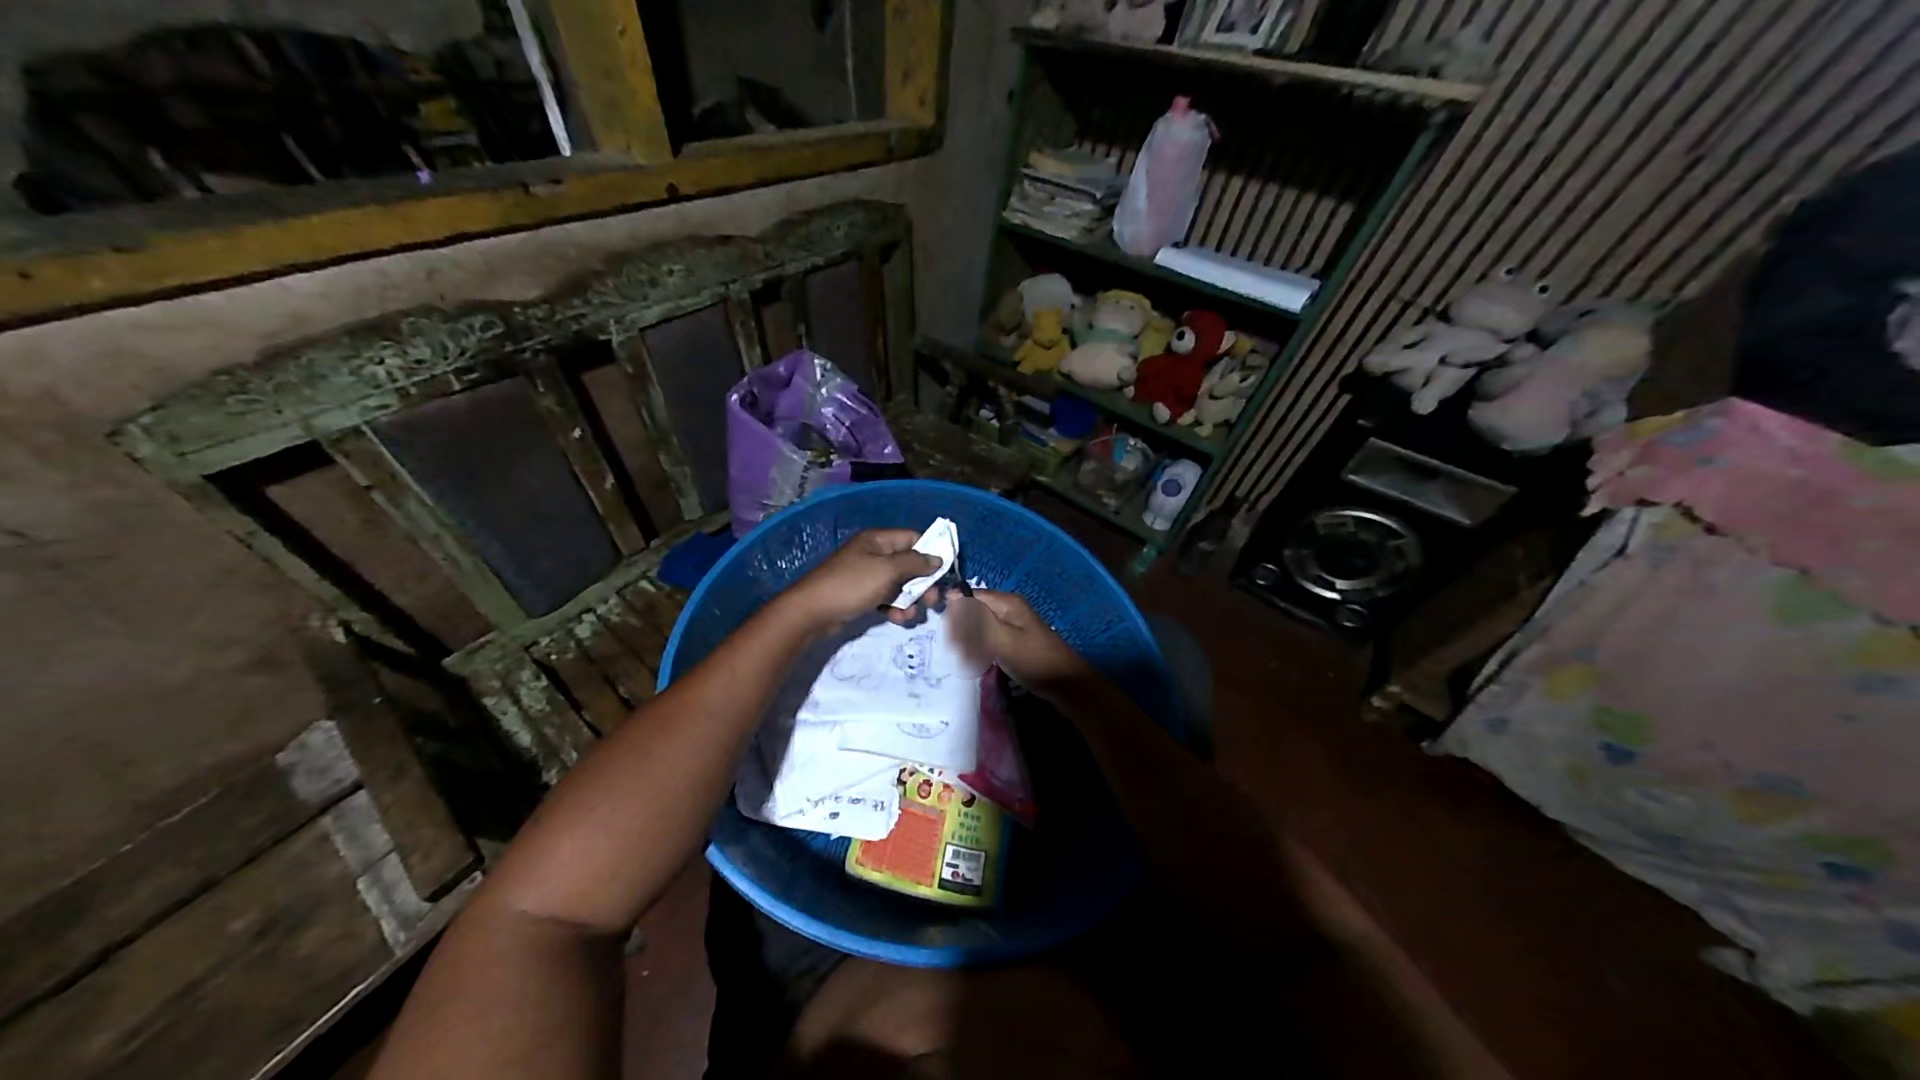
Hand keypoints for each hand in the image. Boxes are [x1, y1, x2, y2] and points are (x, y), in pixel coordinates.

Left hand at [780, 529, 939, 630]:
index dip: (931, 552)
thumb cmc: (851, 584)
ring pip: (900, 584)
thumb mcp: (887, 570)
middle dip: (923, 582)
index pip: (913, 538)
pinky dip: (895, 607)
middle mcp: (874, 554)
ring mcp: (867, 575)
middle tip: (933, 600)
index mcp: (878, 540)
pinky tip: (897, 618)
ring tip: (911, 614)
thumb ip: (915, 563)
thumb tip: (937, 558)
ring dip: (910, 599)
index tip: (946, 571)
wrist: (812, 611)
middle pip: (909, 564)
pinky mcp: (862, 595)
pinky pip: (887, 598)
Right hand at [943, 589, 1090, 691]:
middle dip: (964, 632)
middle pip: (972, 612)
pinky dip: (981, 651)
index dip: (957, 613)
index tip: (952, 636)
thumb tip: (951, 595)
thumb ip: (976, 618)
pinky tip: (982, 663)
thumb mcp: (1002, 638)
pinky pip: (987, 640)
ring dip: (971, 644)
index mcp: (1006, 602)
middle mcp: (1006, 609)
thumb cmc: (1034, 659)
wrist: (1063, 684)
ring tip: (976, 660)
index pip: (970, 596)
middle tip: (967, 652)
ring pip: (978, 628)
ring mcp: (1009, 625)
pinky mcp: (1010, 641)